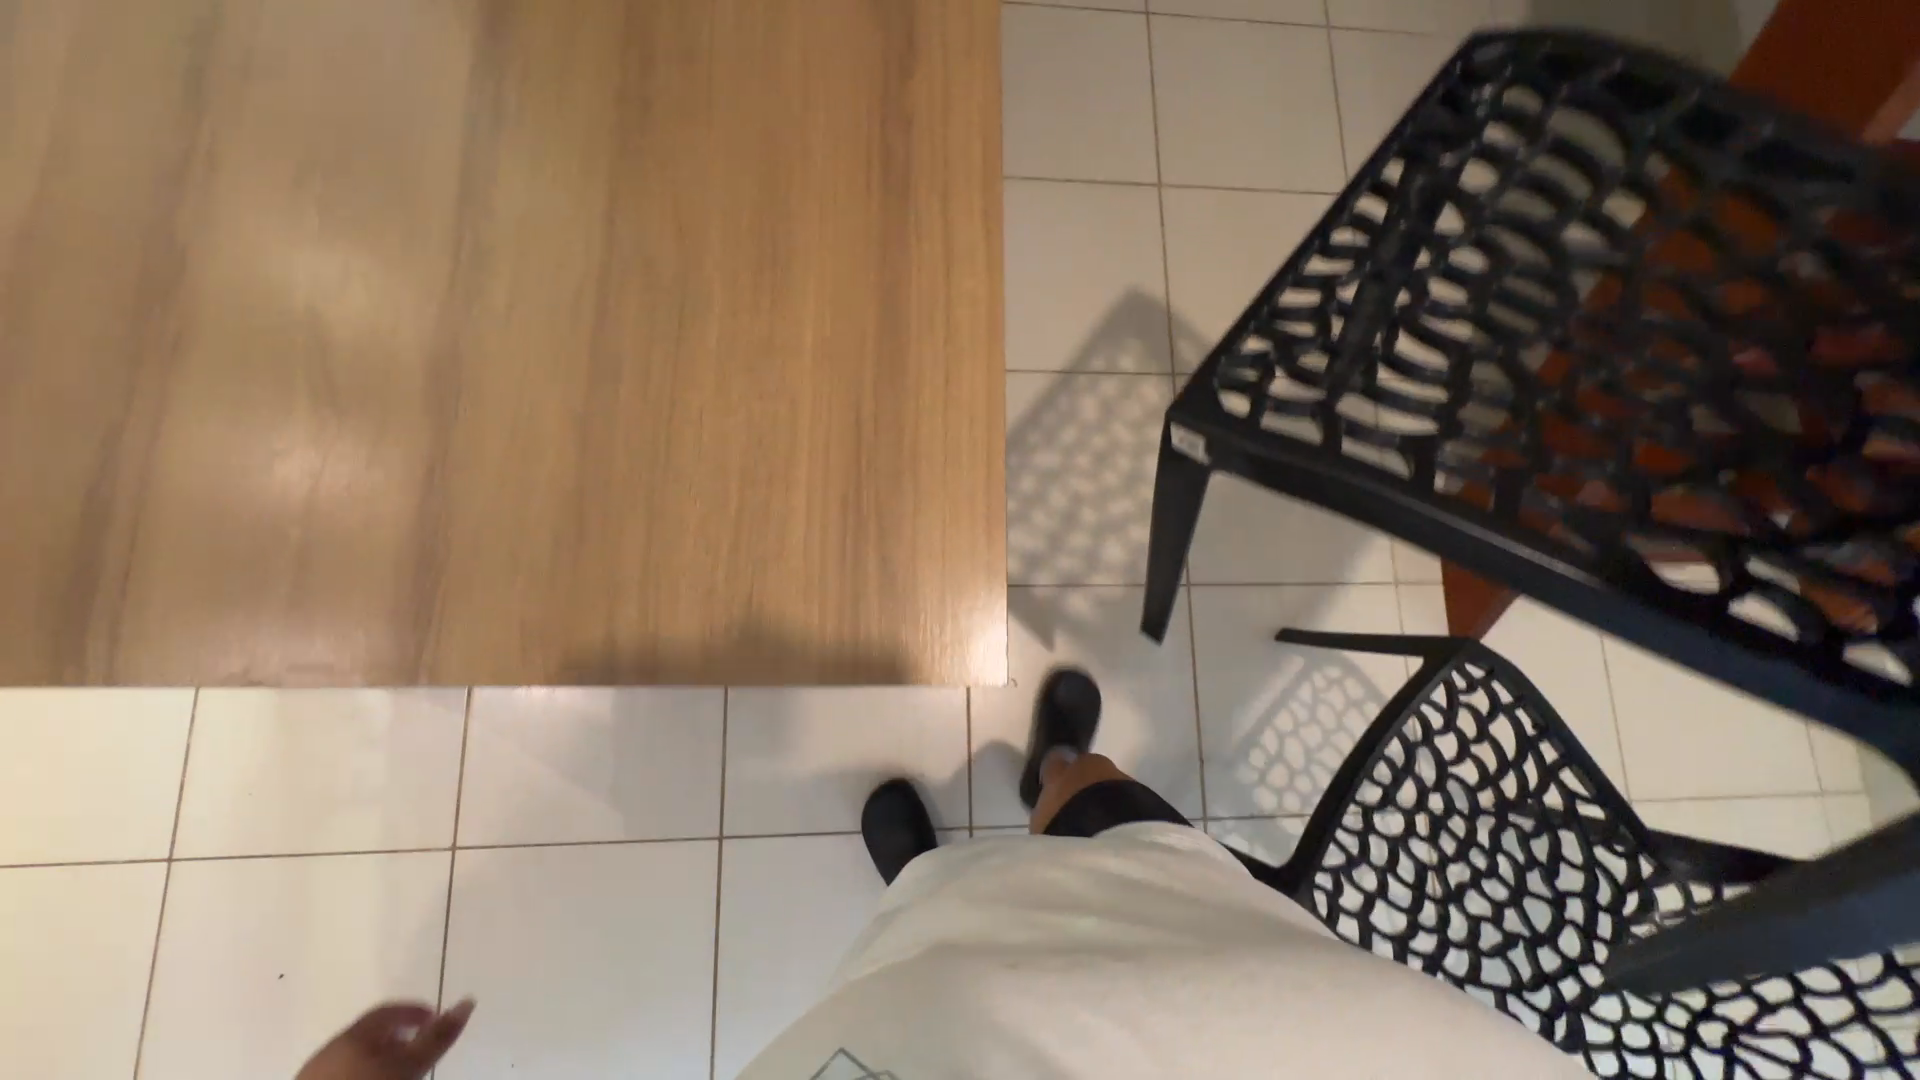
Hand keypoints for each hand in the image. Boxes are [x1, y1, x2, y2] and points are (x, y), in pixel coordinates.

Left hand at [295, 999, 474, 1079]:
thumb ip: (438, 1035)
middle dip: (397, 1036)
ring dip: (378, 1056)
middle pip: (369, 1032)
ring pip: (353, 1054)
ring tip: (397, 1070)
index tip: (434, 1019)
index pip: (387, 1010)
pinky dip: (359, 1072)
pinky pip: (339, 1072)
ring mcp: (312, 1073)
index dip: (414, 1011)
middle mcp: (329, 1047)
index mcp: (353, 1034)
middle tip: (417, 1047)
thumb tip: (469, 1000)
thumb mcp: (410, 1066)